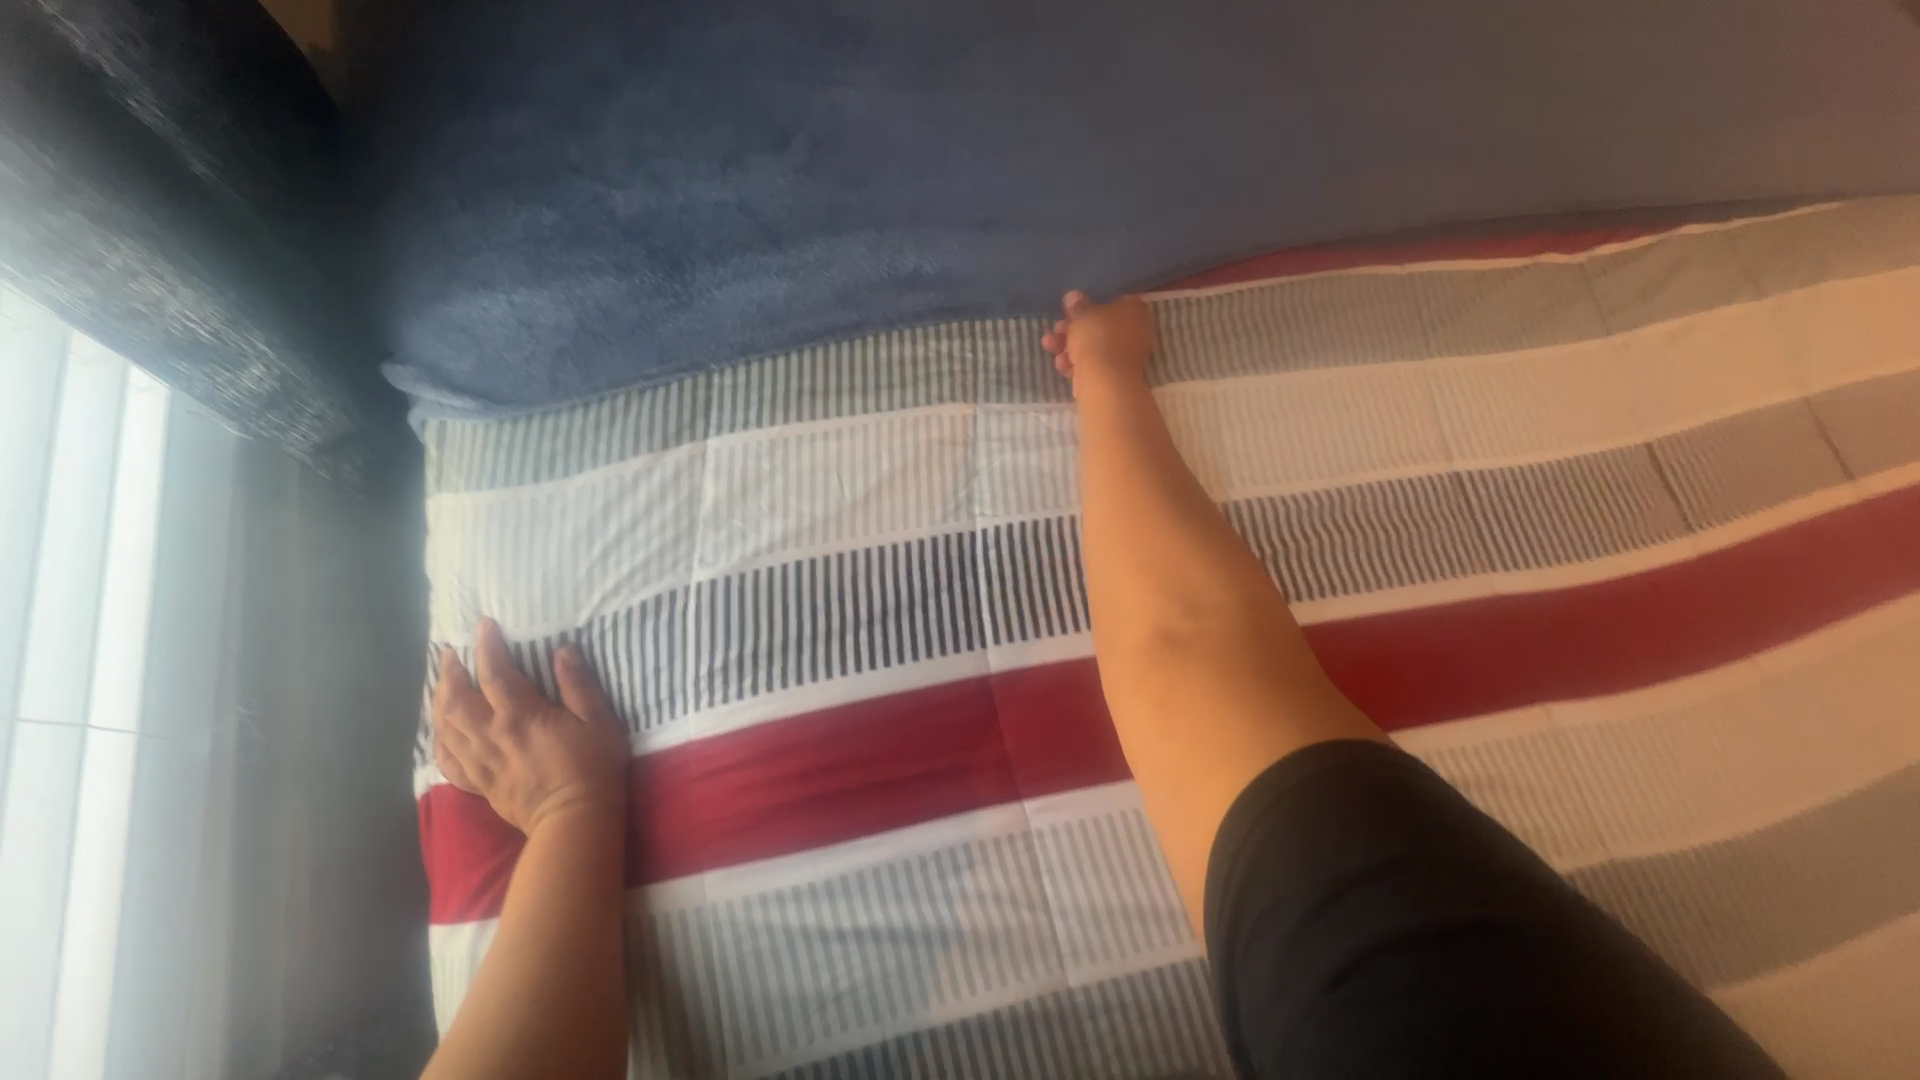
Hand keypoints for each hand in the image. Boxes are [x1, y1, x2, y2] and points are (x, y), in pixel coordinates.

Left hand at [433, 619, 628, 834]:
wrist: (575, 819)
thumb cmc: (594, 766)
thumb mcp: (598, 720)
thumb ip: (579, 684)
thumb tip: (562, 651)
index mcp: (520, 716)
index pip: (494, 672)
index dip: (487, 646)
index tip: (484, 625)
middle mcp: (490, 735)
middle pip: (456, 697)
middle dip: (450, 670)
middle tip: (451, 652)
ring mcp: (479, 761)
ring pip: (445, 725)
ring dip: (439, 699)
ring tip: (442, 682)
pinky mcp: (478, 783)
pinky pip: (446, 758)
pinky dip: (439, 738)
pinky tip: (442, 729)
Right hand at [1040, 290, 1155, 394]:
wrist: (1104, 380)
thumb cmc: (1097, 337)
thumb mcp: (1082, 314)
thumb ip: (1077, 304)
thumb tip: (1074, 296)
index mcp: (1134, 311)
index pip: (1115, 300)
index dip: (1092, 303)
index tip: (1073, 307)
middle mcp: (1134, 332)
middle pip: (1100, 326)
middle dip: (1074, 328)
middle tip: (1057, 328)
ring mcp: (1124, 357)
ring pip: (1092, 347)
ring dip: (1068, 345)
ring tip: (1048, 344)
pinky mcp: (1112, 377)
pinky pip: (1092, 365)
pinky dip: (1075, 363)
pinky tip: (1061, 365)